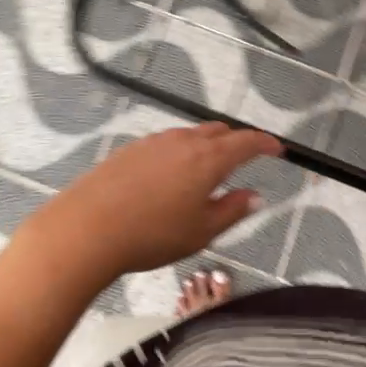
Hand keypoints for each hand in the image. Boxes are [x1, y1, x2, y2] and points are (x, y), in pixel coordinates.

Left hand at [18, 123, 283, 281]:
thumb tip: (255, 196)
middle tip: (246, 158)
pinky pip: (167, 143)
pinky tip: (172, 176)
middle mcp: (184, 141)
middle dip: (237, 141)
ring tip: (209, 169)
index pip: (246, 142)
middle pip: (218, 132)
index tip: (279, 149)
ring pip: (191, 135)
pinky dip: (182, 152)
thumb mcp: (201, 232)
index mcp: (208, 159)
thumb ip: (232, 210)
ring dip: (207, 146)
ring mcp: (154, 142)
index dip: (265, 143)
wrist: (87, 228)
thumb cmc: (152, 235)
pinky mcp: (131, 149)